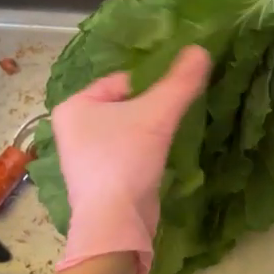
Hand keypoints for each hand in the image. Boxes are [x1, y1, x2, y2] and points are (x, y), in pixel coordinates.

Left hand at [52, 46, 211, 273]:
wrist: (116, 224)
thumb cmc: (126, 161)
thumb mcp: (157, 114)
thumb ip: (180, 81)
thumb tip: (201, 49)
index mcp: (74, 106)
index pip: (123, 81)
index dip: (153, 86)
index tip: (175, 97)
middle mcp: (72, 128)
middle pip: (127, 104)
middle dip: (153, 109)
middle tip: (177, 114)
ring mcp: (84, 156)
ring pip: (129, 129)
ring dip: (151, 131)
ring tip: (172, 136)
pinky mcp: (100, 179)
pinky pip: (128, 152)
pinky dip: (146, 152)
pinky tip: (161, 158)